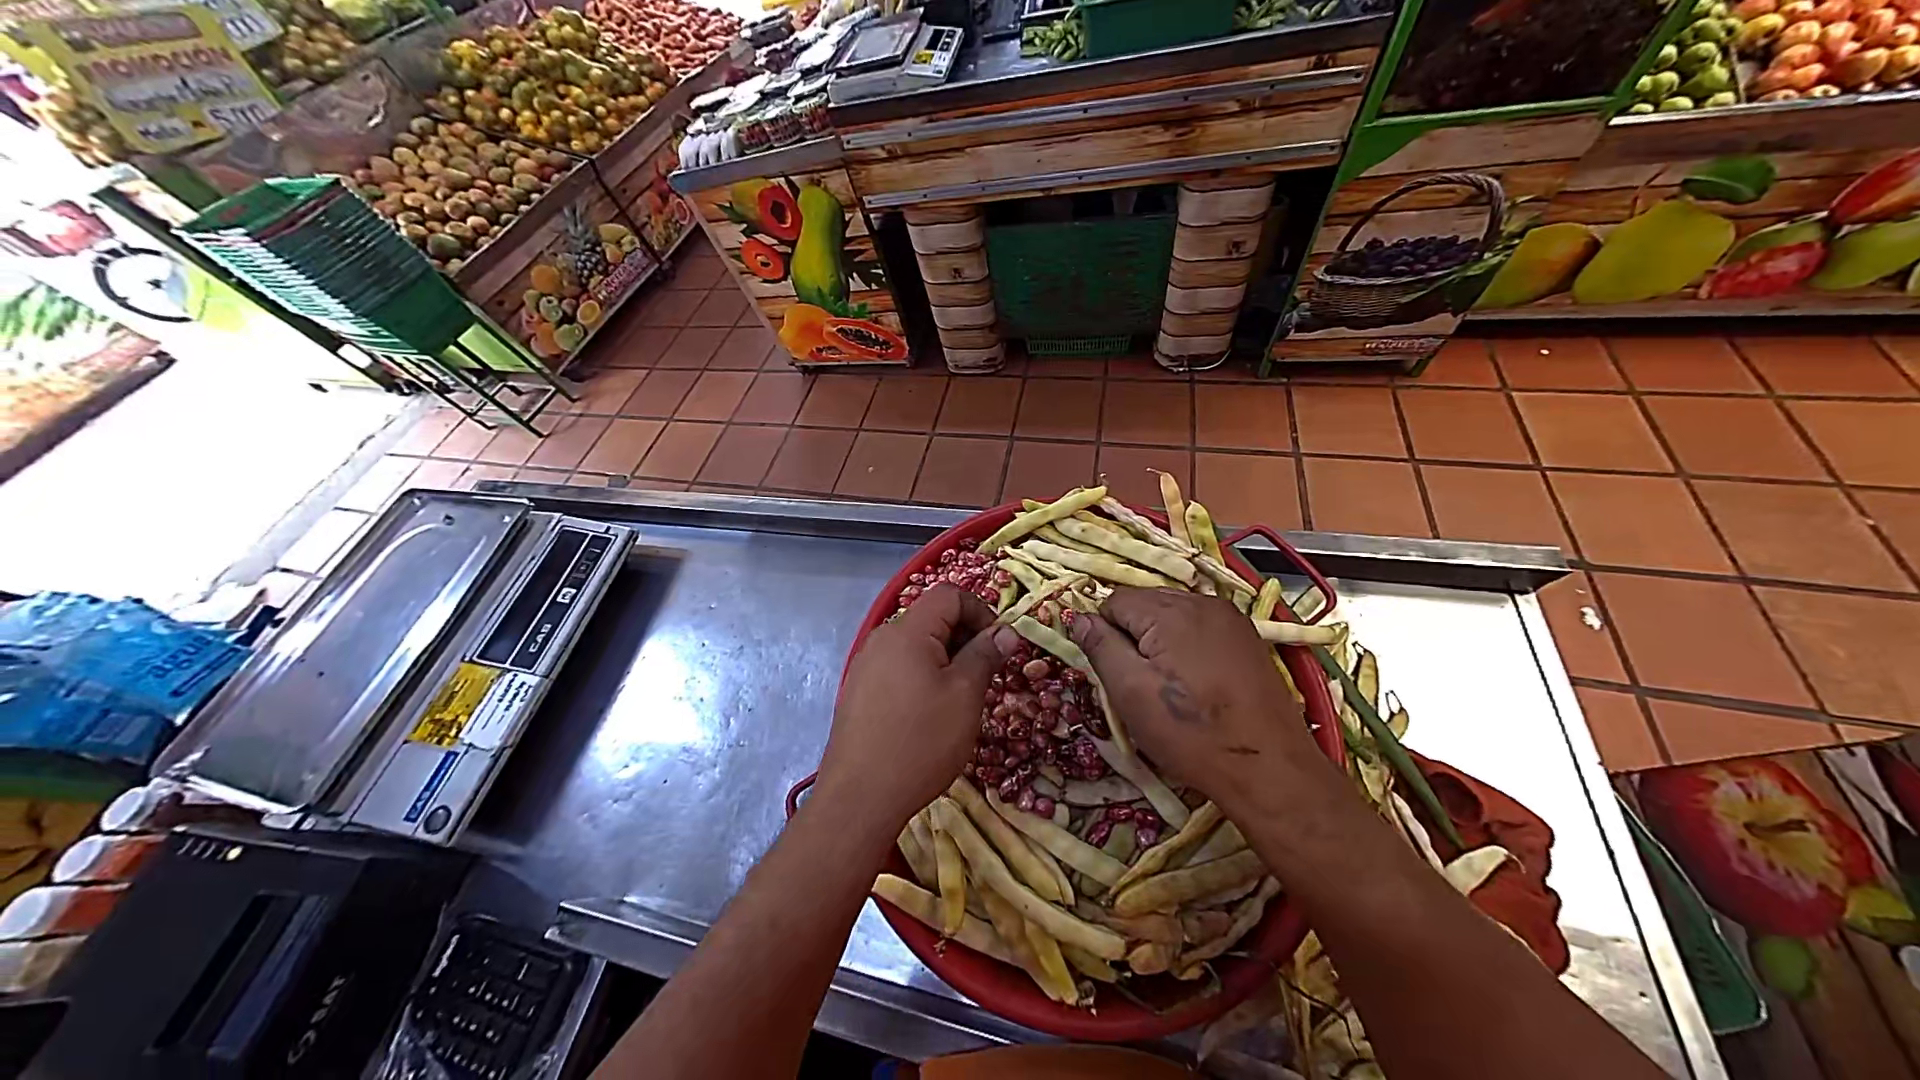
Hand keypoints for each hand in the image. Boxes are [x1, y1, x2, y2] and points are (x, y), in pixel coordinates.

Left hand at [817, 584, 1014, 831]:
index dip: (981, 612)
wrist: (860, 797)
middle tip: (985, 677)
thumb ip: (985, 655)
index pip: (950, 595)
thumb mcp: (965, 695)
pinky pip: (899, 669)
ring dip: (946, 661)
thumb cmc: (921, 741)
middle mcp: (882, 639)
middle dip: (965, 638)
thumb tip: (1005, 632)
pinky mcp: (860, 693)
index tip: (999, 646)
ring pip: (917, 647)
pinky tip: (931, 715)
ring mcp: (866, 666)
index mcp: (907, 631)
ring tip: (961, 700)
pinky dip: (924, 678)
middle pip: (932, 618)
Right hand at [1068, 587, 1333, 819]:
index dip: (1104, 634)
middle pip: (1145, 603)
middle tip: (1137, 683)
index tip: (1113, 672)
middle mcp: (1202, 602)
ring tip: (1167, 686)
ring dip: (1158, 641)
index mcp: (1170, 611)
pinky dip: (1185, 646)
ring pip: (1172, 615)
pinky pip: (1199, 627)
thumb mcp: (1131, 692)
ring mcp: (1229, 619)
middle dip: (1132, 635)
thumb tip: (1079, 618)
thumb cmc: (1191, 733)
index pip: (1114, 601)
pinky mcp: (1247, 638)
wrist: (1269, 768)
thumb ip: (1101, 647)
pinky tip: (1193, 682)